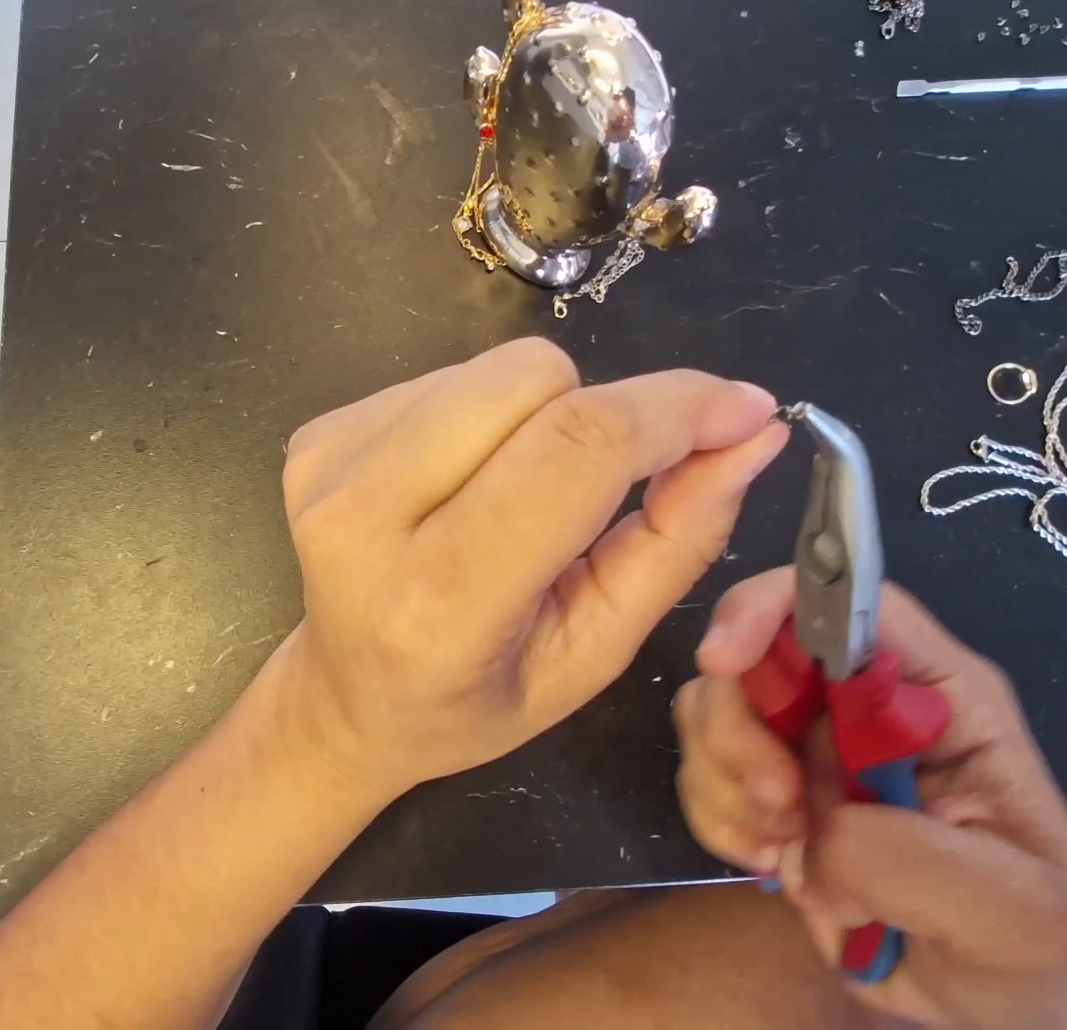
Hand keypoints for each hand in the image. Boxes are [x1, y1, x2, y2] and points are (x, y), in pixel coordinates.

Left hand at [269, 337, 786, 797]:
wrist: (343, 695)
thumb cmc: (473, 699)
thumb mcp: (592, 652)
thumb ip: (677, 543)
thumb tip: (749, 437)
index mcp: (440, 598)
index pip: (574, 452)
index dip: (675, 411)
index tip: (743, 411)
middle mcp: (364, 515)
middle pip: (533, 380)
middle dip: (599, 416)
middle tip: (592, 491)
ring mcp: (329, 464)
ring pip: (493, 368)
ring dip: (538, 416)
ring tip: (515, 495)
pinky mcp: (317, 434)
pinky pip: (445, 377)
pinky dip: (483, 417)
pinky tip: (462, 485)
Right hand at [673, 568, 1066, 1029]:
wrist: (982, 1014)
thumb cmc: (1025, 955)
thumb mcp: (1013, 915)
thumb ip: (916, 858)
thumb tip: (809, 826)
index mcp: (933, 693)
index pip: (845, 603)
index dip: (770, 606)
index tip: (720, 660)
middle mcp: (856, 699)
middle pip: (753, 655)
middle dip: (738, 730)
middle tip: (780, 808)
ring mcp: (802, 739)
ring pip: (710, 709)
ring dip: (725, 783)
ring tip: (786, 851)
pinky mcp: (762, 782)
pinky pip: (698, 769)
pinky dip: (715, 817)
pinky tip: (769, 861)